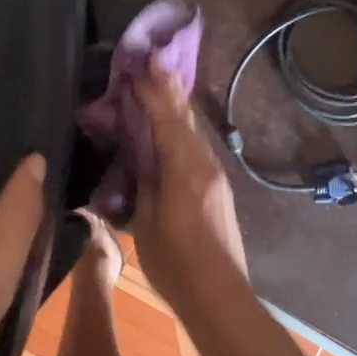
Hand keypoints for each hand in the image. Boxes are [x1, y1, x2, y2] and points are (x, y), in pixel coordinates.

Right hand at [131, 70, 247, 307]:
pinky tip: (174, 125)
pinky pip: (196, 144)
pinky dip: (182, 126)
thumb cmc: (176, 263)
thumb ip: (144, 179)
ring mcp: (215, 173)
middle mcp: (205, 162)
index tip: (141, 62)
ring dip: (176, 105)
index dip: (153, 90)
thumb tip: (137, 150)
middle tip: (152, 60)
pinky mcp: (217, 186)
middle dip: (168, 88)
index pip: (167, 118)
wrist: (220, 296)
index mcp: (185, 167)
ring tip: (161, 82)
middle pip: (185, 117)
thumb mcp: (146, 221)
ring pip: (193, 129)